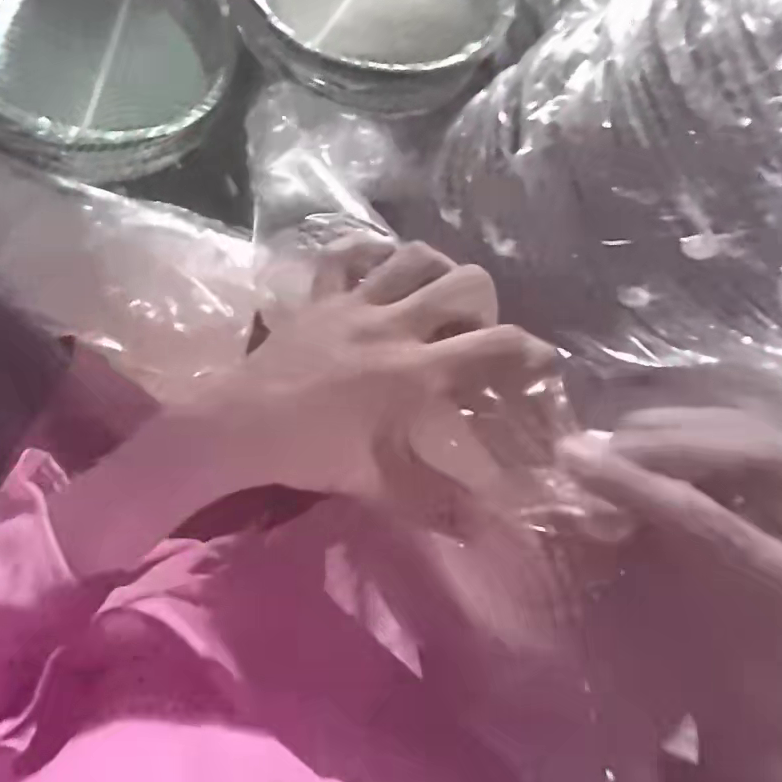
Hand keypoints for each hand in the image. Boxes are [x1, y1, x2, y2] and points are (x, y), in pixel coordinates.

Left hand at [194, 239, 556, 504]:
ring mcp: (354, 302)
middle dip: (486, 304)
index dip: (534, 353)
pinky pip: (346, 253)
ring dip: (436, 269)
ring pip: (412, 256)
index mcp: (415, 371)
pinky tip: (378, 270)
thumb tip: (484, 529)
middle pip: (466, 283)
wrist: (240, 425)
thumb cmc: (313, 453)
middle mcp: (393, 325)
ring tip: (434, 294)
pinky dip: (368, 253)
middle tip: (472, 333)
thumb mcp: (380, 485)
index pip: (498, 348)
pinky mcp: (320, 294)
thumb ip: (438, 505)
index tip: (540, 365)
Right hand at [561, 409, 781, 781]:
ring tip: (615, 442)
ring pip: (766, 438)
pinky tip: (651, 444)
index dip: (644, 487)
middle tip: (595, 445)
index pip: (734, 534)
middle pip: (768, 459)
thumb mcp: (679, 655)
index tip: (573, 457)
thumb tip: (573, 476)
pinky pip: (766, 446)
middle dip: (665, 443)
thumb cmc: (734, 720)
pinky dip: (697, 436)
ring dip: (676, 432)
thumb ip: (637, 570)